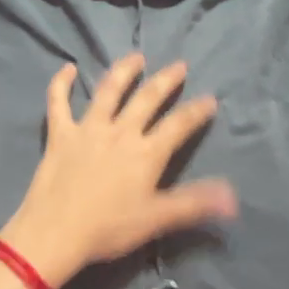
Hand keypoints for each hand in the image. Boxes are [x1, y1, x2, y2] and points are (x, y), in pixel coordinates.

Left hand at [0, 54, 237, 287]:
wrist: (55, 232)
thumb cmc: (109, 228)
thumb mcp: (157, 219)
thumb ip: (194, 203)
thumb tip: (233, 197)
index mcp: (146, 152)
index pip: (178, 125)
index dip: (196, 111)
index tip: (210, 99)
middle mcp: (120, 132)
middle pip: (147, 99)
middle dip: (165, 81)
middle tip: (179, 65)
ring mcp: (87, 129)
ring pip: (108, 91)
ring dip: (124, 72)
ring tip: (136, 57)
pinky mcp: (60, 134)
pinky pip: (59, 102)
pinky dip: (62, 82)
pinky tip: (68, 68)